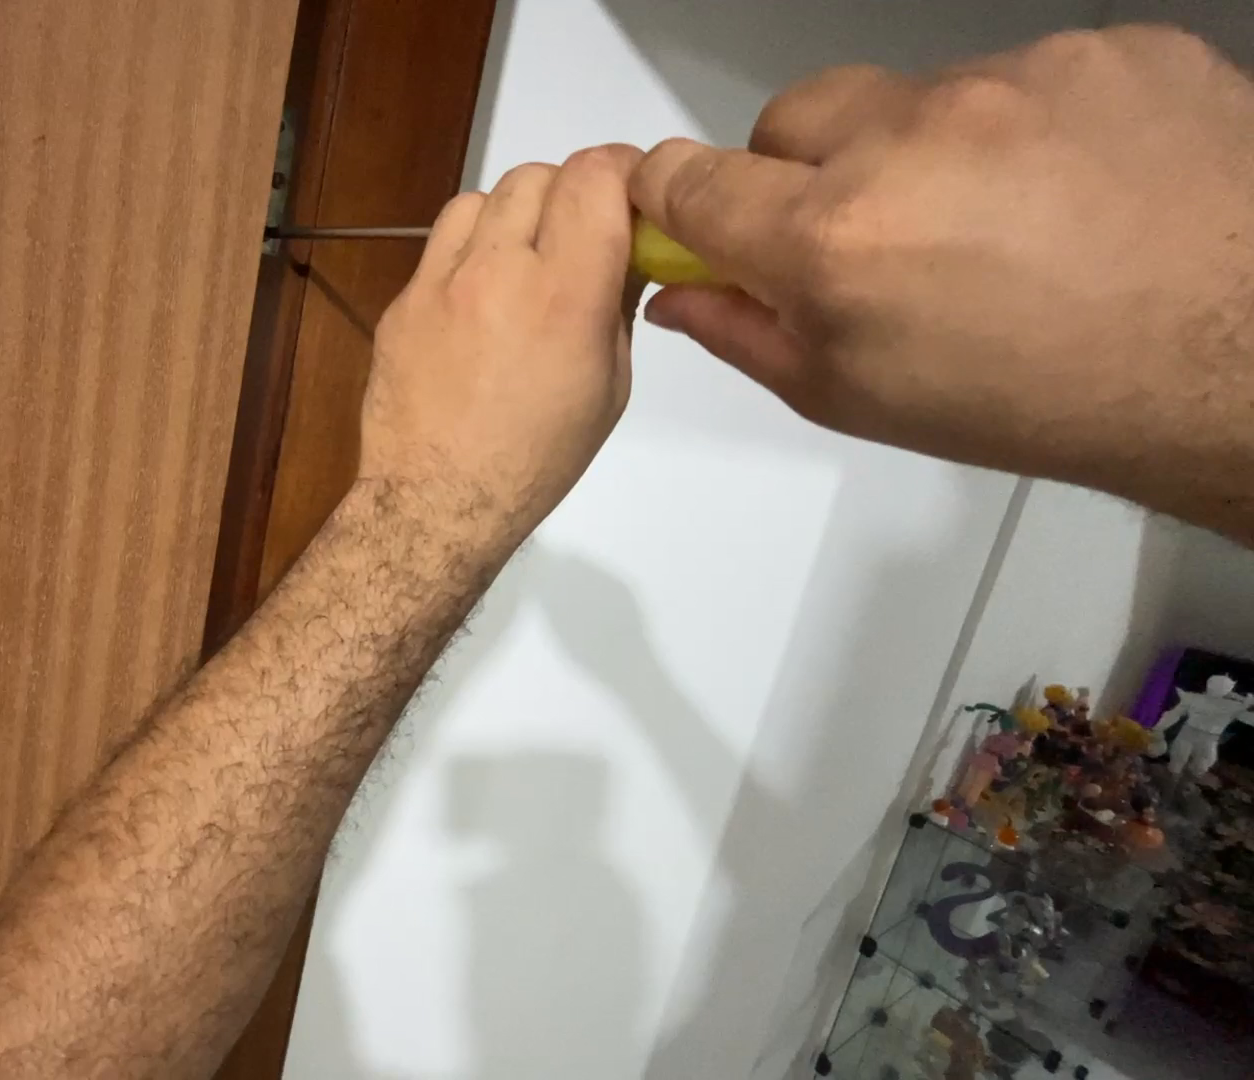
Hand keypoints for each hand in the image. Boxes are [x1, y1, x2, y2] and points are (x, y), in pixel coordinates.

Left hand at [360, 144, 642, 556]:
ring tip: (514, 268)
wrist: (435, 500)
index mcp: (563, 293)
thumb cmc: (535, 461)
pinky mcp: (398, 306)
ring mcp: (436, 286)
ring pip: (478, 201)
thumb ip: (617, 307)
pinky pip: (436, 251)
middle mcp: (496, 272)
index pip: (595, 174)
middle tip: (570, 244)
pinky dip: (464, 258)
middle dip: (564, 197)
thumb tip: (622, 257)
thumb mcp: (608, 389)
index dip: (619, 174)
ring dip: (507, 219)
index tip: (625, 201)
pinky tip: (470, 306)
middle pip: (534, 177)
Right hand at [629, 27, 1253, 533]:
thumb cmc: (1014, 397)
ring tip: (960, 222)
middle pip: (784, 118)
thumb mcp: (838, 390)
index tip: (670, 211)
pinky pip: (998, 81)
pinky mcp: (1101, 51)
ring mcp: (1010, 83)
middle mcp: (904, 140)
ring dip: (892, 153)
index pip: (689, 179)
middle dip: (783, 172)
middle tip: (833, 233)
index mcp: (827, 236)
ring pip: (892, 100)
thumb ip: (738, 330)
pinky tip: (1039, 194)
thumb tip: (677, 291)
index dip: (663, 193)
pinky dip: (990, 133)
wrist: (1236, 357)